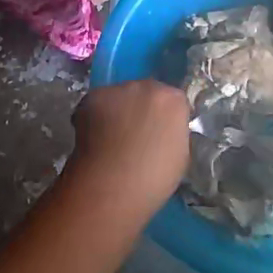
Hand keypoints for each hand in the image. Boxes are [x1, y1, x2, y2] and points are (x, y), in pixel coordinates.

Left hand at [68, 80, 193, 205]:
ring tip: (112, 138)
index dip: (166, 117)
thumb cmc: (153, 179)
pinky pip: (98, 103)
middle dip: (143, 109)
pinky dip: (97, 116)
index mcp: (173, 100)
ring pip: (121, 97)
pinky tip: (95, 137)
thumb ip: (174, 133)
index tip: (161, 133)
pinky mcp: (92, 97)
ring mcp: (117, 90)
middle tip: (135, 135)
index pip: (174, 100)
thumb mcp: (180, 156)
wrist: (111, 185)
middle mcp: (147, 87)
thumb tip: (164, 131)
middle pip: (147, 93)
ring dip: (120, 111)